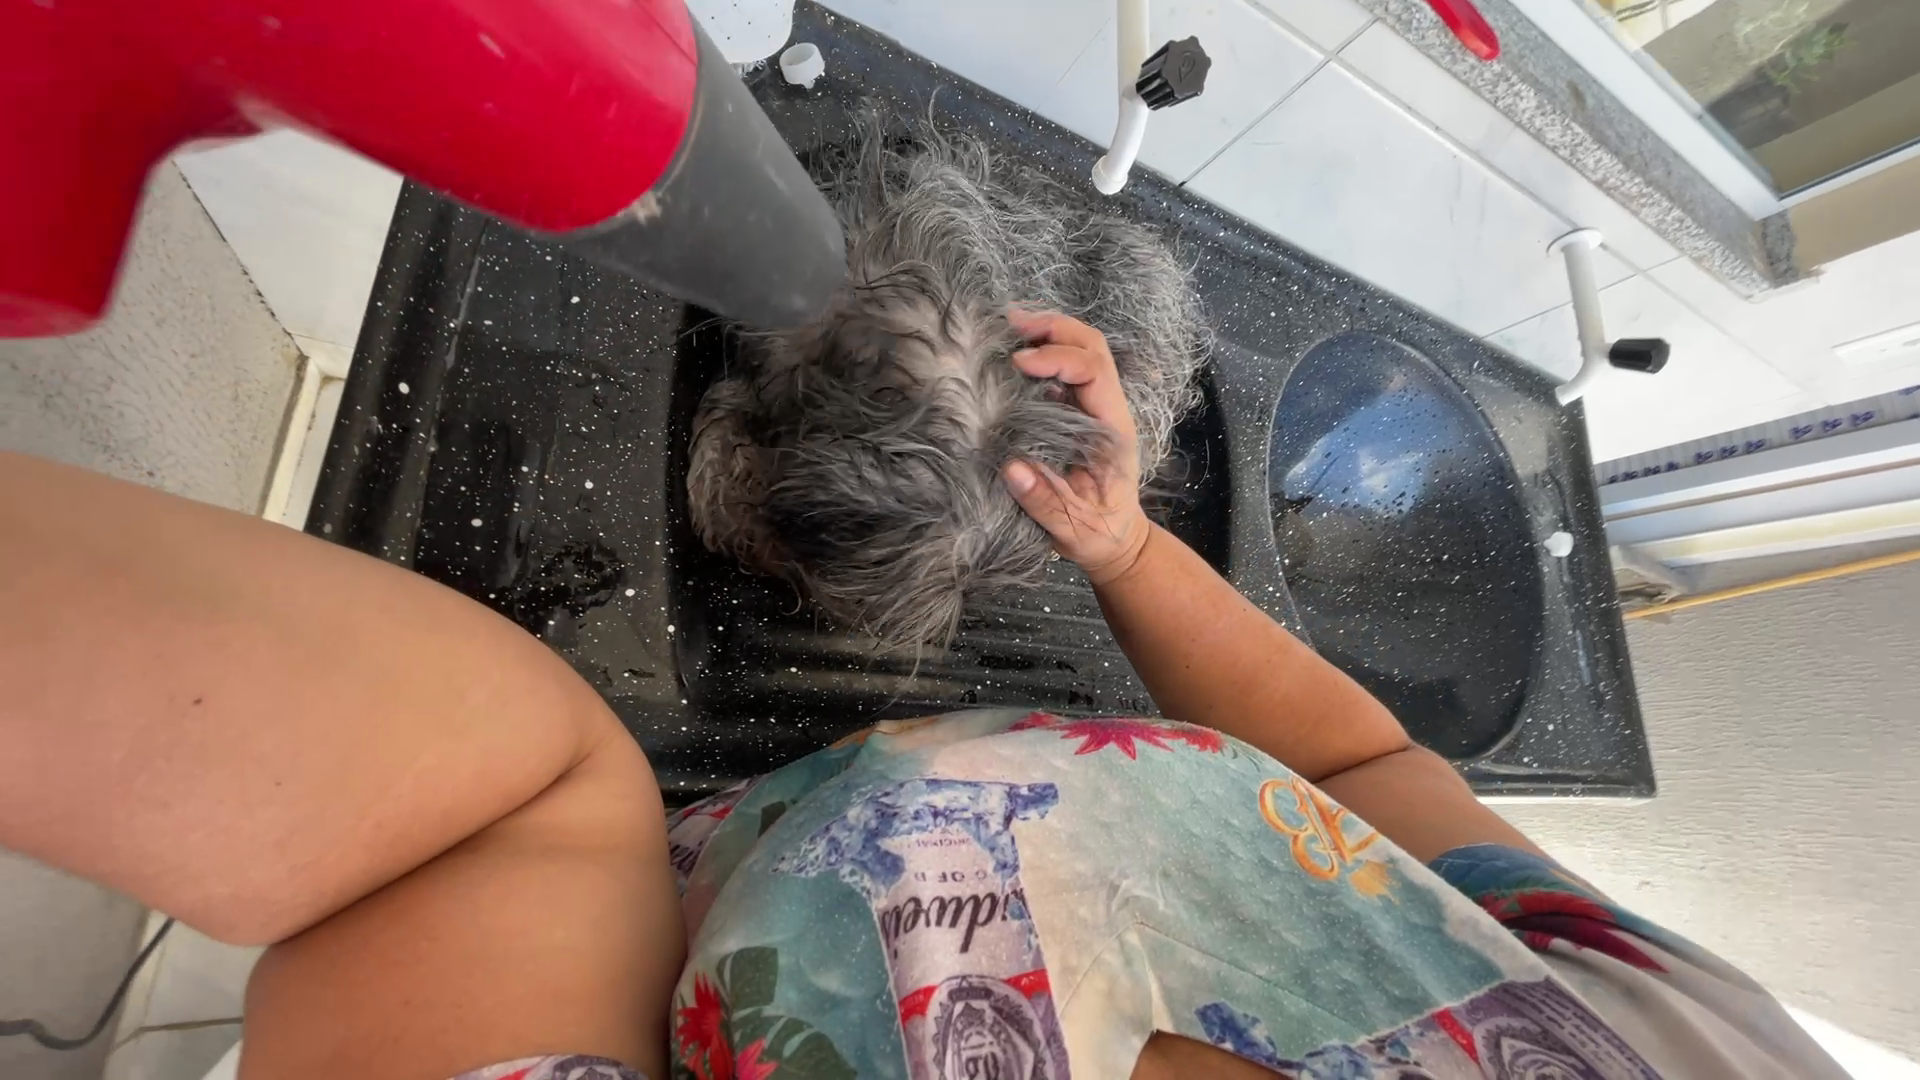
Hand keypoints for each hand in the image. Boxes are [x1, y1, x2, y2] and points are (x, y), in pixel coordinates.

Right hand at [1002, 310, 1152, 585]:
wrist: (1115, 542)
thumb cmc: (1099, 535)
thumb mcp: (1075, 529)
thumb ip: (1046, 502)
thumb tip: (1012, 468)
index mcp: (1113, 430)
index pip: (1094, 373)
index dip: (1058, 360)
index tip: (1020, 363)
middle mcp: (1106, 409)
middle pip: (1092, 347)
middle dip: (1054, 328)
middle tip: (1010, 321)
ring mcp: (1091, 409)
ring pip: (1080, 351)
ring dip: (1047, 334)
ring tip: (1007, 326)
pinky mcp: (1074, 414)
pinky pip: (1062, 373)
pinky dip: (1039, 354)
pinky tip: (1010, 354)